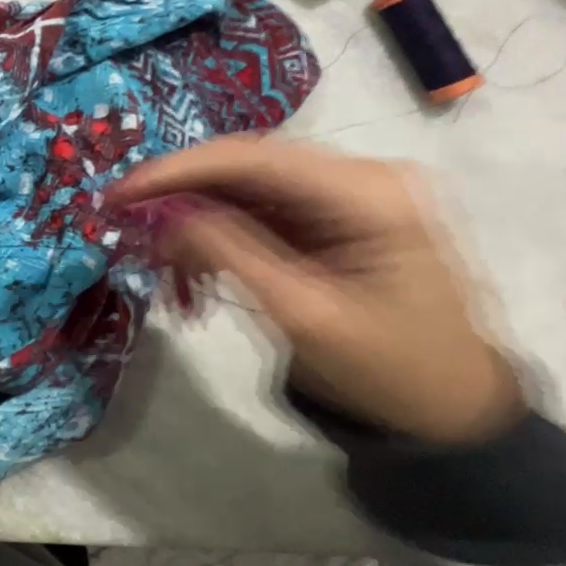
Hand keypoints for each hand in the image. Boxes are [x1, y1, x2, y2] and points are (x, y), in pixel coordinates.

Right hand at [109, 136, 525, 443]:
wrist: (448, 407)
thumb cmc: (386, 367)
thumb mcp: (302, 314)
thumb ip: (231, 252)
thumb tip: (166, 212)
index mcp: (366, 192)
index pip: (250, 158)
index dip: (174, 171)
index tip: (117, 196)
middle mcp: (357, 176)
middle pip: (240, 168)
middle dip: (179, 201)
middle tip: (130, 233)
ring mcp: (344, 196)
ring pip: (239, 191)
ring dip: (192, 227)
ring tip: (167, 276)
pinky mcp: (329, 217)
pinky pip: (253, 213)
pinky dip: (214, 241)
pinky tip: (195, 279)